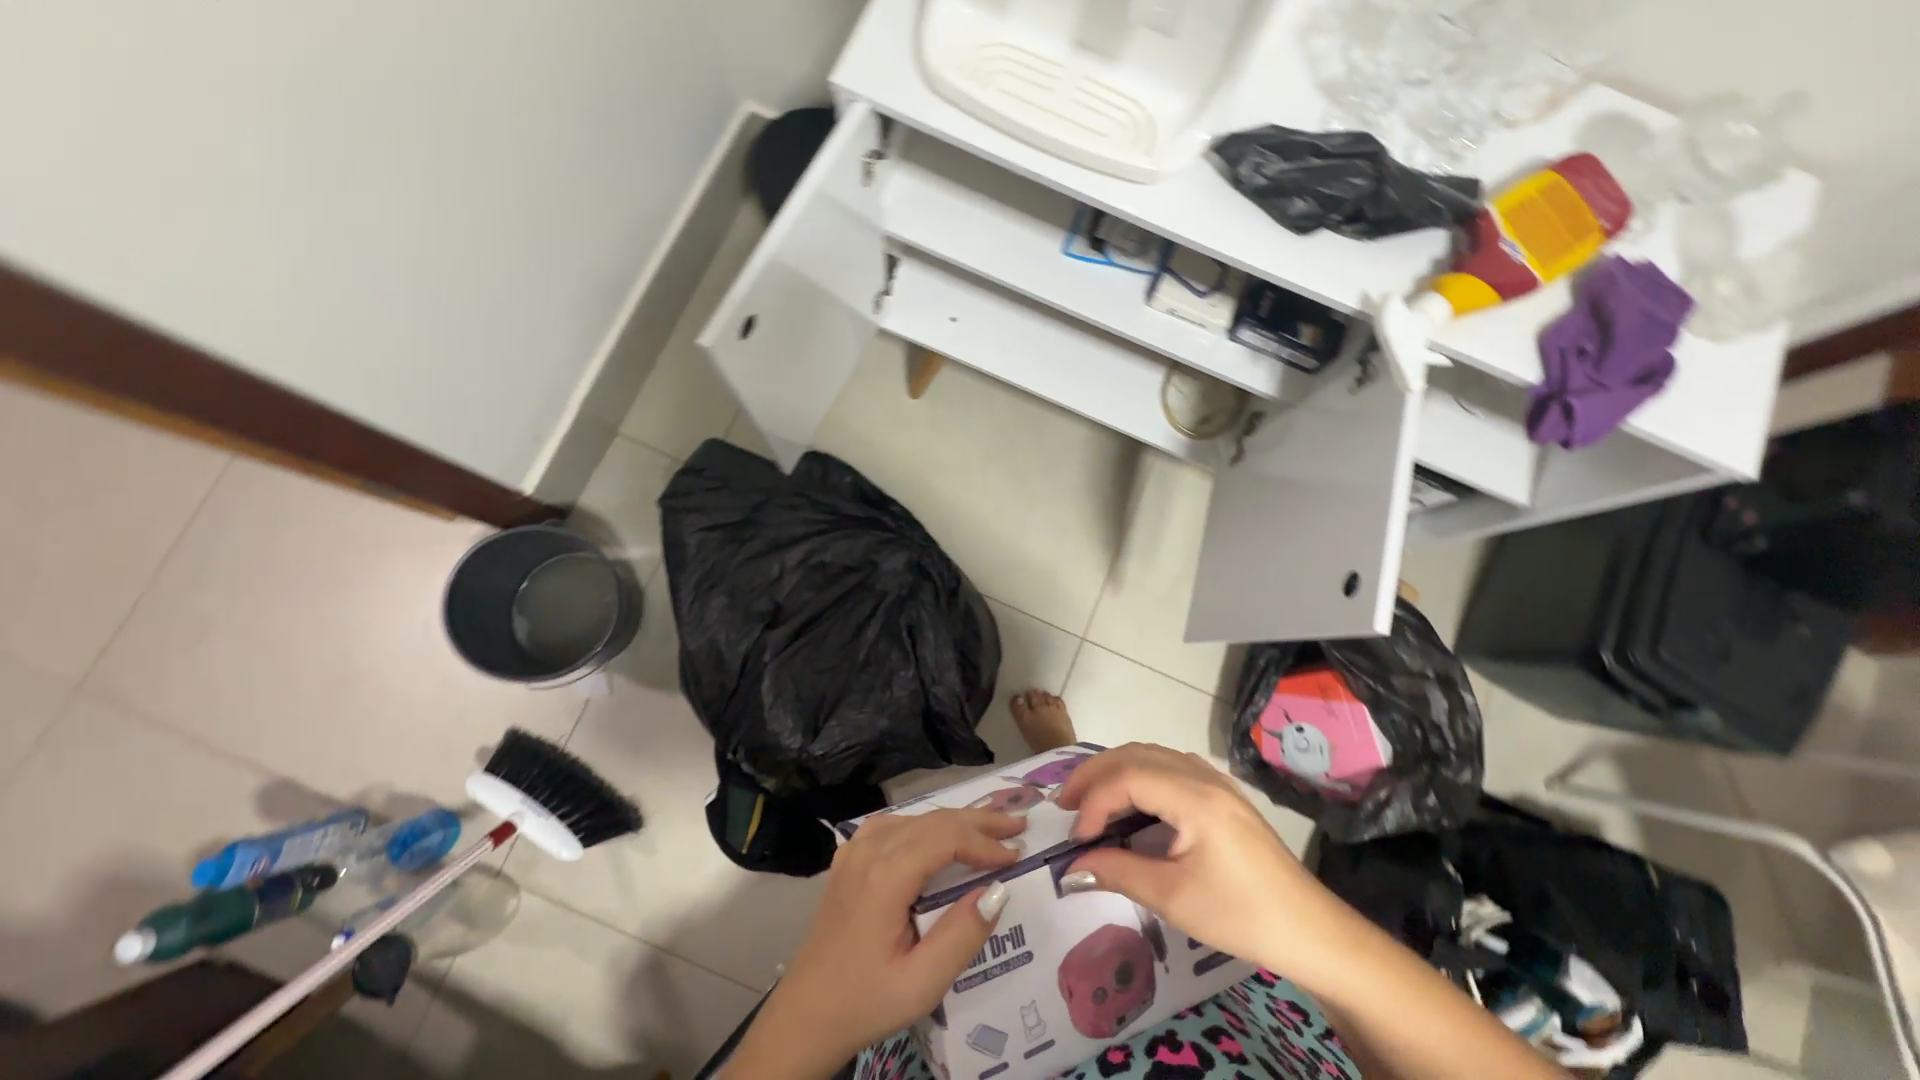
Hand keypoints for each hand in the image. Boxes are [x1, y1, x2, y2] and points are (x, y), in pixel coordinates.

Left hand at [732, 809, 1025, 1077]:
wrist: (805, 1016)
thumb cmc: (866, 1001)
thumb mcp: (922, 983)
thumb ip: (962, 935)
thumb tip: (997, 890)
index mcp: (884, 878)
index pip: (946, 837)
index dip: (984, 841)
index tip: (1017, 855)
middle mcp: (866, 854)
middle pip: (931, 820)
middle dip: (978, 821)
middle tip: (1018, 825)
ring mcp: (852, 854)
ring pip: (912, 818)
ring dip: (953, 821)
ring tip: (988, 829)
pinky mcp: (846, 863)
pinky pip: (890, 827)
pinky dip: (923, 825)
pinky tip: (936, 837)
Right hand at [1055, 743, 1348, 983]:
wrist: (1310, 931)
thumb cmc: (1240, 914)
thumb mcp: (1172, 897)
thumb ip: (1117, 872)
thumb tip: (1072, 868)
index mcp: (1194, 797)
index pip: (1126, 778)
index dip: (1092, 802)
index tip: (1075, 839)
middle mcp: (1205, 777)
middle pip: (1136, 754)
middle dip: (1095, 774)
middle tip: (1064, 805)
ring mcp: (1219, 784)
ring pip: (1155, 756)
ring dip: (1117, 772)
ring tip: (1091, 803)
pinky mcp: (1226, 798)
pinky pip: (1173, 768)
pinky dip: (1141, 777)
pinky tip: (1133, 805)